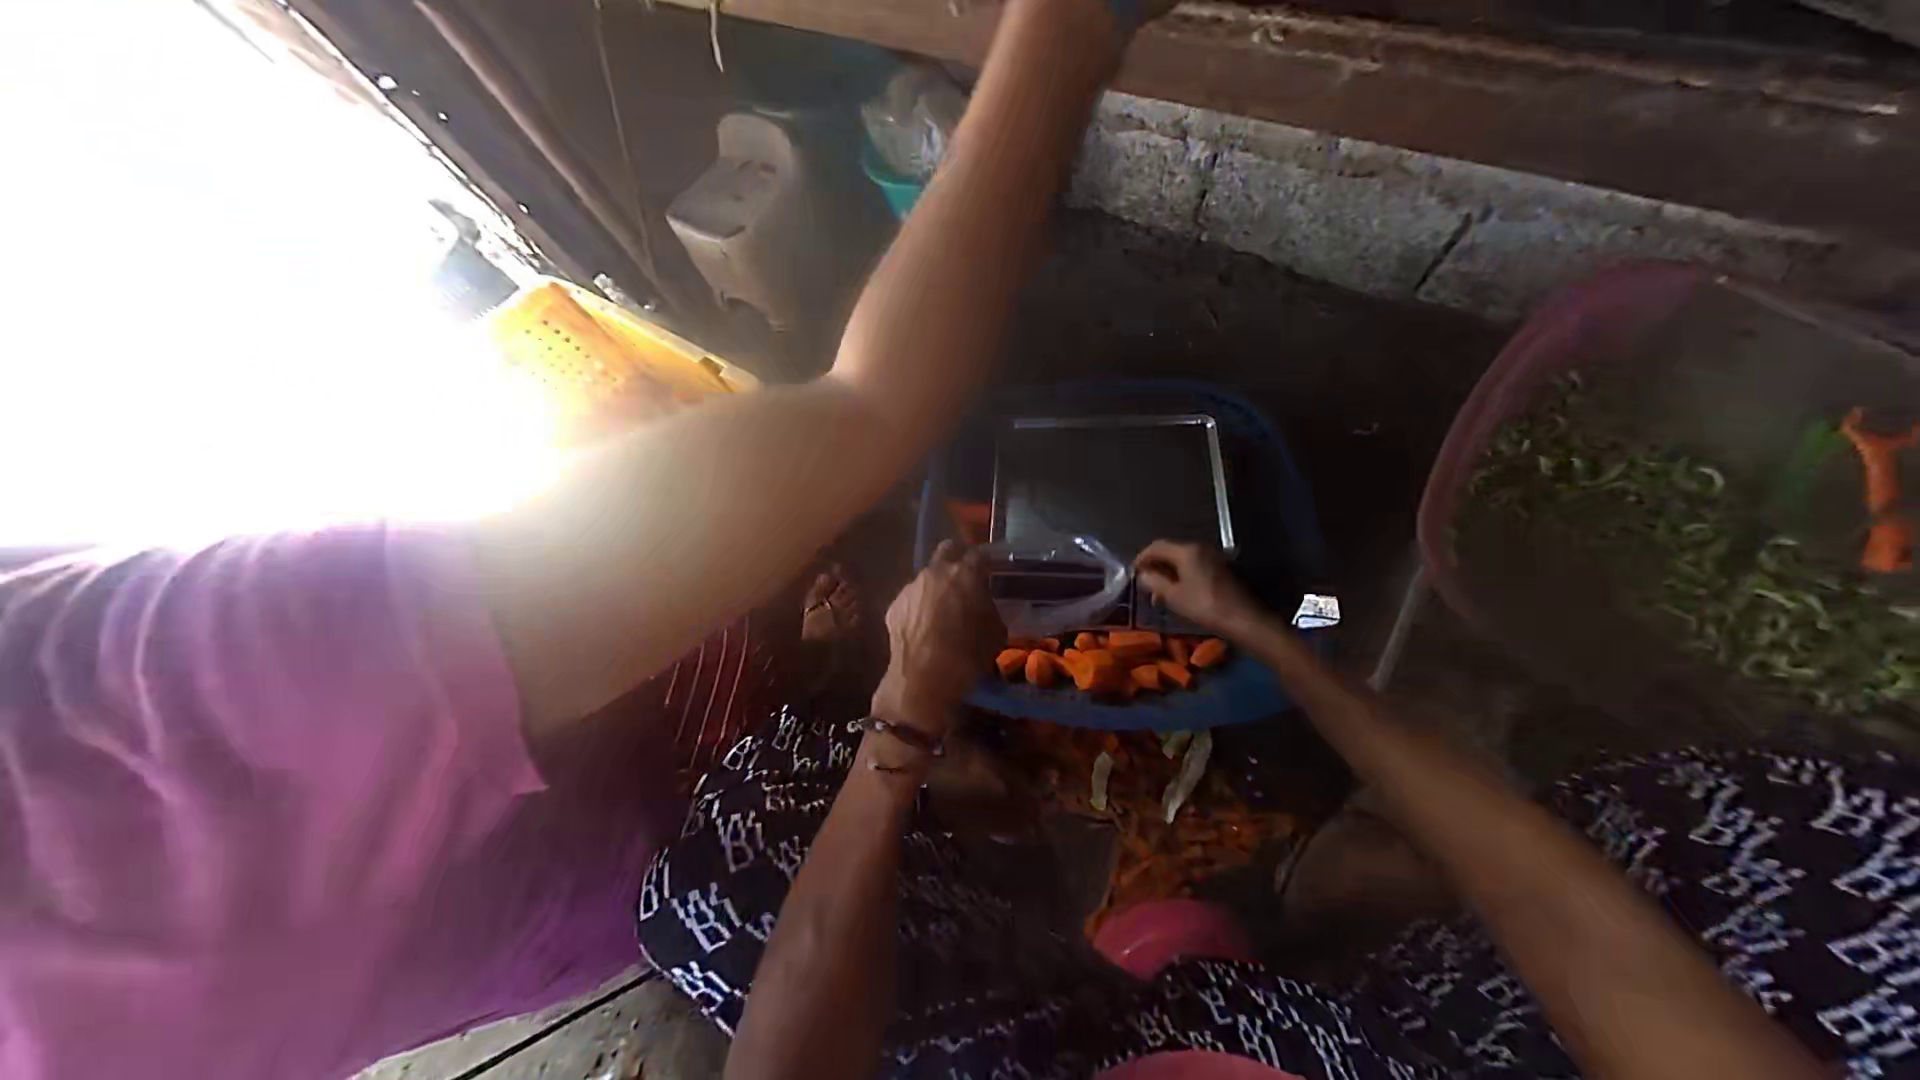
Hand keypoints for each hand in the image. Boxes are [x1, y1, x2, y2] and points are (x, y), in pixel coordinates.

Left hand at [870, 541, 1005, 738]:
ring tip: (940, 612)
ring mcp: (911, 586)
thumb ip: (990, 609)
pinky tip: (922, 629)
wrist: (924, 678)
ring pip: (926, 577)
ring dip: (935, 587)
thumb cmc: (968, 654)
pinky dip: (918, 607)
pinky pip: (911, 600)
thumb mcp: (996, 632)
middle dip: (955, 559)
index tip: (988, 573)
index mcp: (966, 573)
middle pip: (947, 550)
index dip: (984, 563)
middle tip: (962, 580)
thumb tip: (983, 605)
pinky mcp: (894, 605)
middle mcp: (936, 572)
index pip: (979, 554)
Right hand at [1134, 540, 1261, 635]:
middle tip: (1145, 583)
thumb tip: (1142, 574)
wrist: (1244, 618)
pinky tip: (1178, 592)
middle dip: (1155, 566)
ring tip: (1160, 593)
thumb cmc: (1205, 605)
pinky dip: (1182, 575)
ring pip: (1183, 560)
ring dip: (1169, 573)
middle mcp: (1200, 548)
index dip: (1142, 557)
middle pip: (1170, 551)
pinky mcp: (1221, 568)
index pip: (1157, 546)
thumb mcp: (1174, 596)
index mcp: (1187, 551)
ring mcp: (1213, 557)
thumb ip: (1155, 582)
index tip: (1133, 572)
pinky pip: (1194, 566)